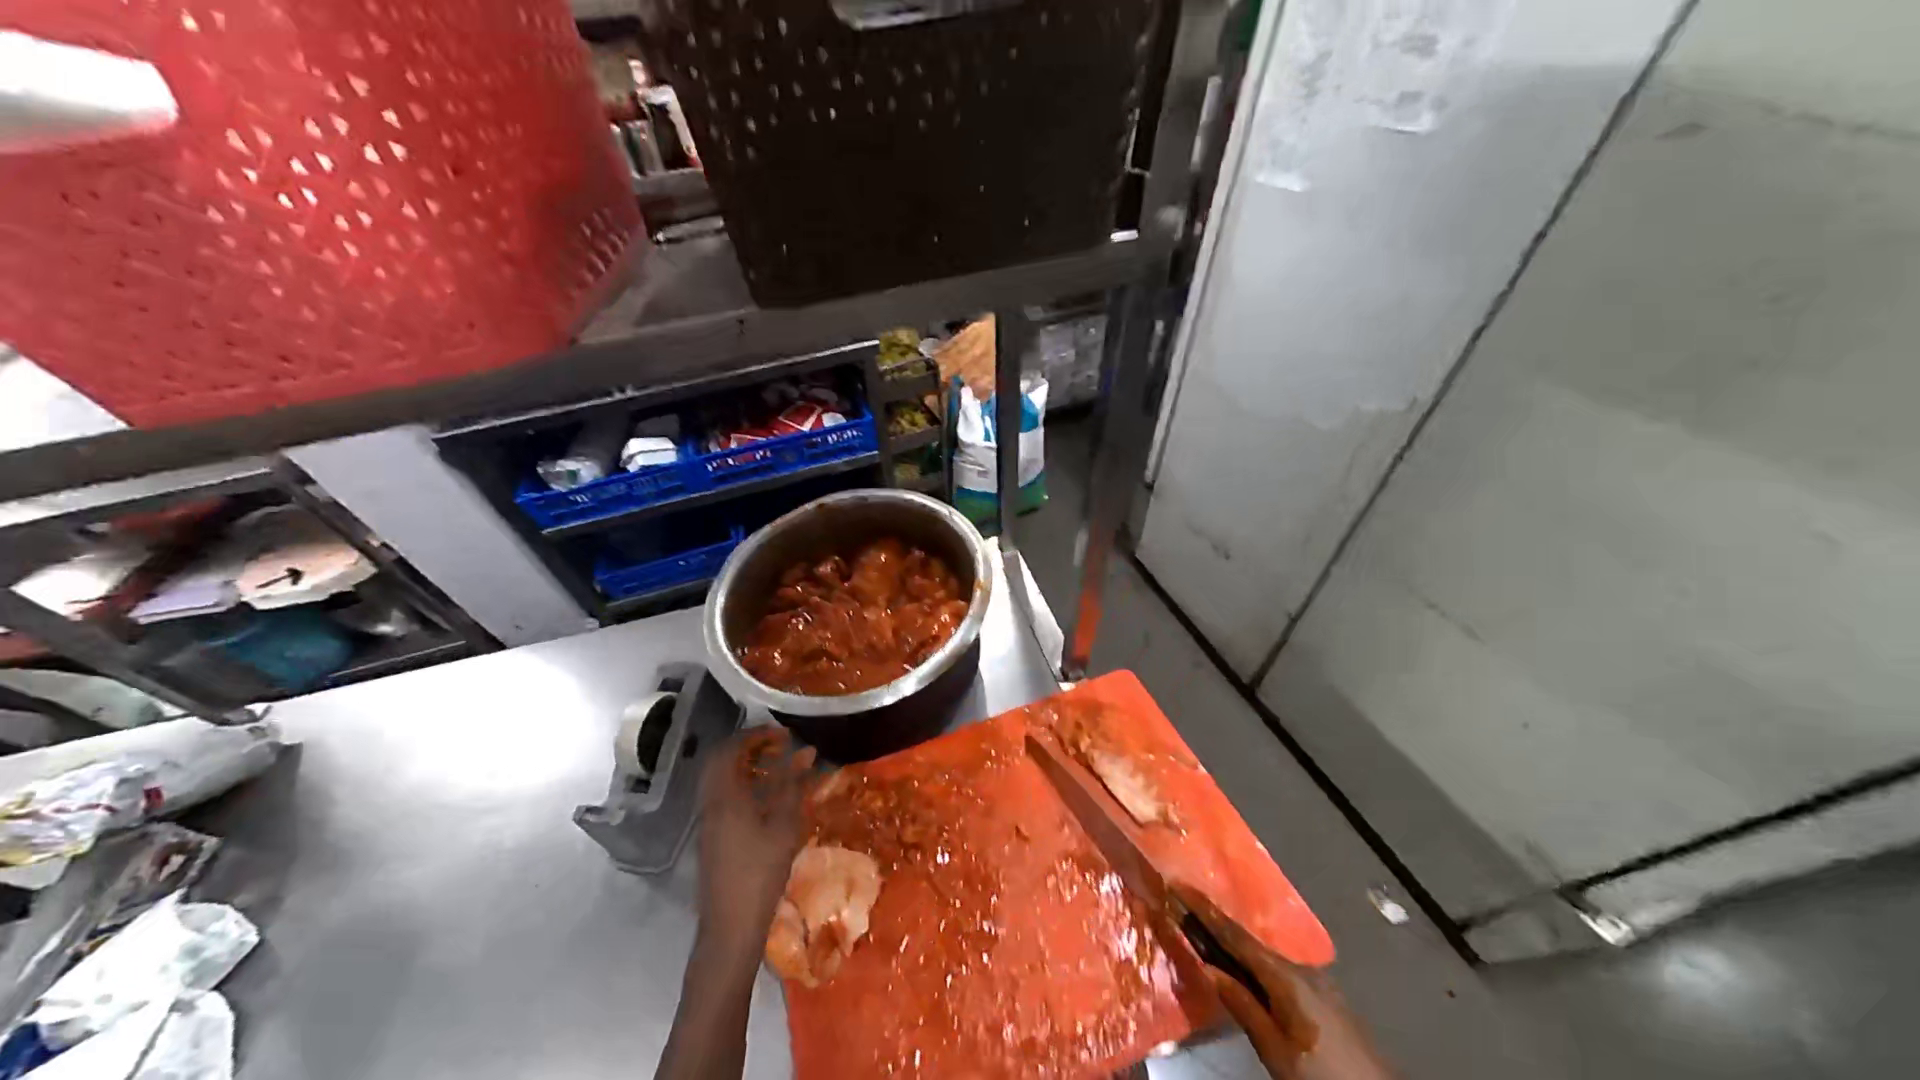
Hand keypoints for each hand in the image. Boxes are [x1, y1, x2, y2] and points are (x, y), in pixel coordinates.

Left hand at [695, 728, 817, 959]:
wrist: (730, 926)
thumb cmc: (760, 873)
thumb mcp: (784, 826)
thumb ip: (793, 785)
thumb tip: (807, 752)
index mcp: (724, 795)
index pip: (732, 748)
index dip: (756, 734)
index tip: (784, 734)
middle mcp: (709, 802)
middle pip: (721, 760)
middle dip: (749, 746)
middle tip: (778, 745)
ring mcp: (707, 821)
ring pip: (720, 779)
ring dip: (745, 765)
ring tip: (777, 767)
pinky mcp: (711, 836)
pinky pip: (722, 795)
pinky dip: (742, 784)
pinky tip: (766, 797)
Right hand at [1172, 883, 1393, 1079]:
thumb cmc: (1324, 1078)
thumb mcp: (1277, 1053)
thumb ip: (1243, 1007)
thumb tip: (1207, 968)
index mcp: (1287, 978)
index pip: (1236, 936)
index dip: (1205, 911)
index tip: (1179, 886)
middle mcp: (1301, 968)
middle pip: (1249, 942)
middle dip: (1216, 926)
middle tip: (1184, 912)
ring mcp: (1317, 980)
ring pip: (1264, 956)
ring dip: (1234, 946)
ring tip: (1205, 937)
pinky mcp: (1324, 995)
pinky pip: (1279, 968)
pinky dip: (1254, 962)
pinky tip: (1243, 969)